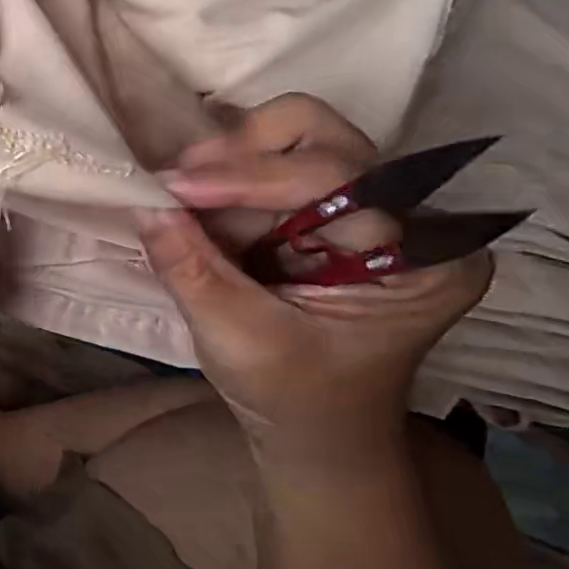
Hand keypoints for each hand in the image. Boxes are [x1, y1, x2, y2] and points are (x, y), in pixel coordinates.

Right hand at [135, 95, 492, 469]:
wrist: (311, 430)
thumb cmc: (294, 396)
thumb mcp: (237, 337)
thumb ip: (191, 268)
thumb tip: (143, 204)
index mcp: (424, 257)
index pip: (344, 180)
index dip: (254, 177)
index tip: (179, 188)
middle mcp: (404, 217)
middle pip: (325, 138)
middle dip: (245, 151)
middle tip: (182, 180)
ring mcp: (358, 209)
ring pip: (290, 142)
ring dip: (225, 165)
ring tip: (178, 199)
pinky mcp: (316, 212)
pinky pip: (266, 167)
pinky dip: (219, 177)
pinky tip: (188, 202)